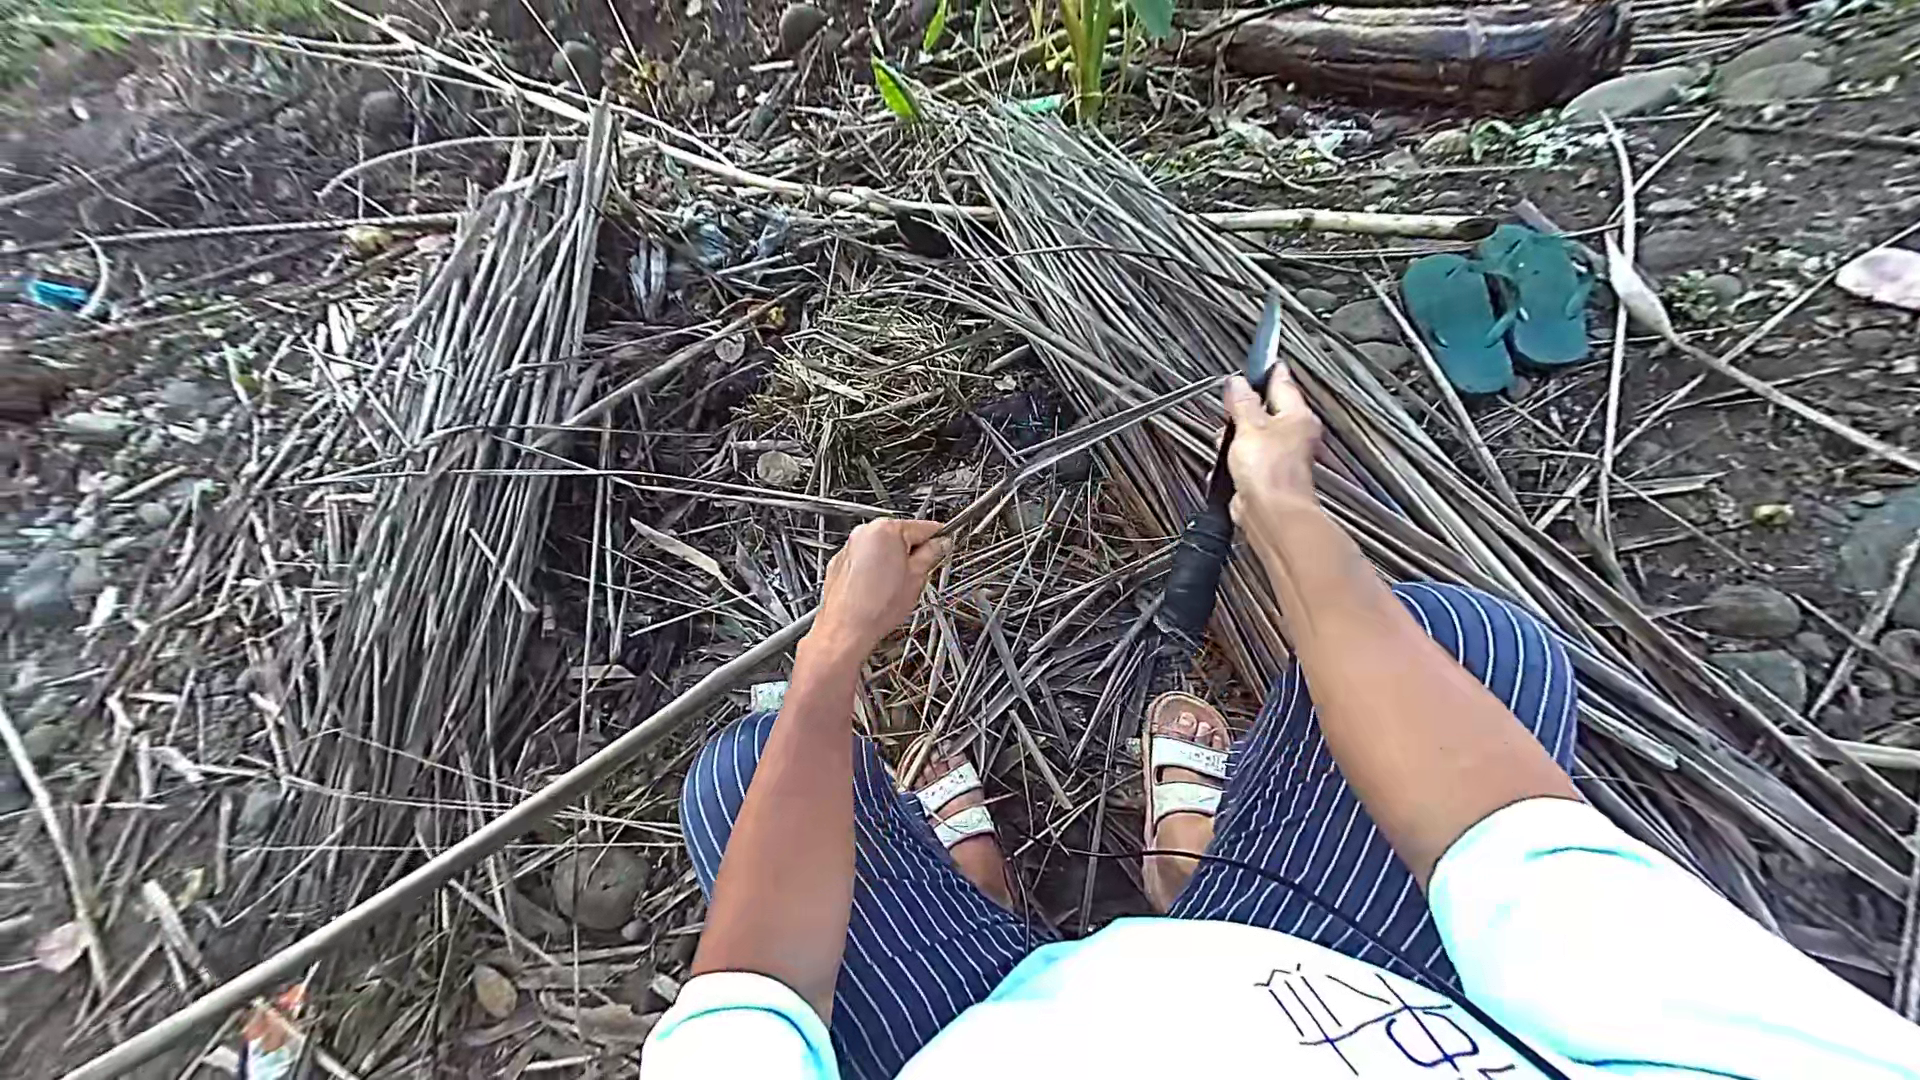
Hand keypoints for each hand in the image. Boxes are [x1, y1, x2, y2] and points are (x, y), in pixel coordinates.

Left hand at [807, 519, 949, 661]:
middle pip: (901, 536)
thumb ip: (931, 555)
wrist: (845, 629)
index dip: (938, 539)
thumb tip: (940, 544)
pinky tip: (880, 591)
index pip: (924, 527)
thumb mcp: (916, 578)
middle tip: (919, 576)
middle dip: (913, 553)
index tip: (944, 547)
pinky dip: (875, 569)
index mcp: (886, 530)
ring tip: (896, 588)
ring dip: (894, 562)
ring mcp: (850, 547)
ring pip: (883, 548)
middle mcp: (865, 532)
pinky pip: (866, 559)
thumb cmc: (875, 607)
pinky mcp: (841, 562)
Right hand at [1224, 368, 1322, 541]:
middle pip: (1263, 410)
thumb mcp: (1249, 427)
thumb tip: (1236, 383)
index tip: (1257, 361)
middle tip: (1228, 408)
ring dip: (1233, 438)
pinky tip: (1226, 464)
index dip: (1266, 372)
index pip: (1282, 383)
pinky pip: (1244, 457)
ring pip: (1251, 434)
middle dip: (1241, 411)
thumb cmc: (1270, 472)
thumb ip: (1241, 403)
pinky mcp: (1264, 473)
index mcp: (1297, 416)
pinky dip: (1232, 459)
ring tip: (1225, 443)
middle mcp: (1293, 434)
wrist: (1269, 512)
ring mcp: (1279, 455)